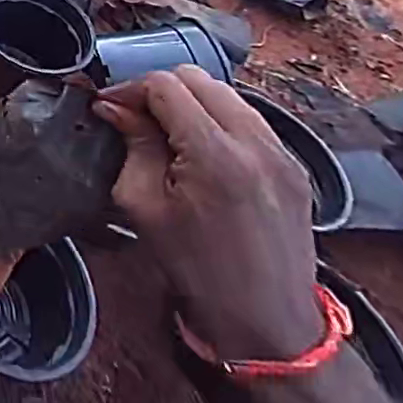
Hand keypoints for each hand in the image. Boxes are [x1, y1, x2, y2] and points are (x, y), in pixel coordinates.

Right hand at [93, 67, 320, 361]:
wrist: (268, 324)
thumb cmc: (198, 269)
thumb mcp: (144, 205)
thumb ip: (132, 144)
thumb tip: (113, 106)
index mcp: (216, 155)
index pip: (165, 86)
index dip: (129, 89)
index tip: (109, 106)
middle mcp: (256, 144)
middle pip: (196, 78)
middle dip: (158, 89)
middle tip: (135, 115)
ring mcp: (282, 152)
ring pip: (224, 91)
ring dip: (189, 100)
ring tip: (166, 129)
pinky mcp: (293, 164)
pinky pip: (248, 116)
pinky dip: (216, 116)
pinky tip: (199, 144)